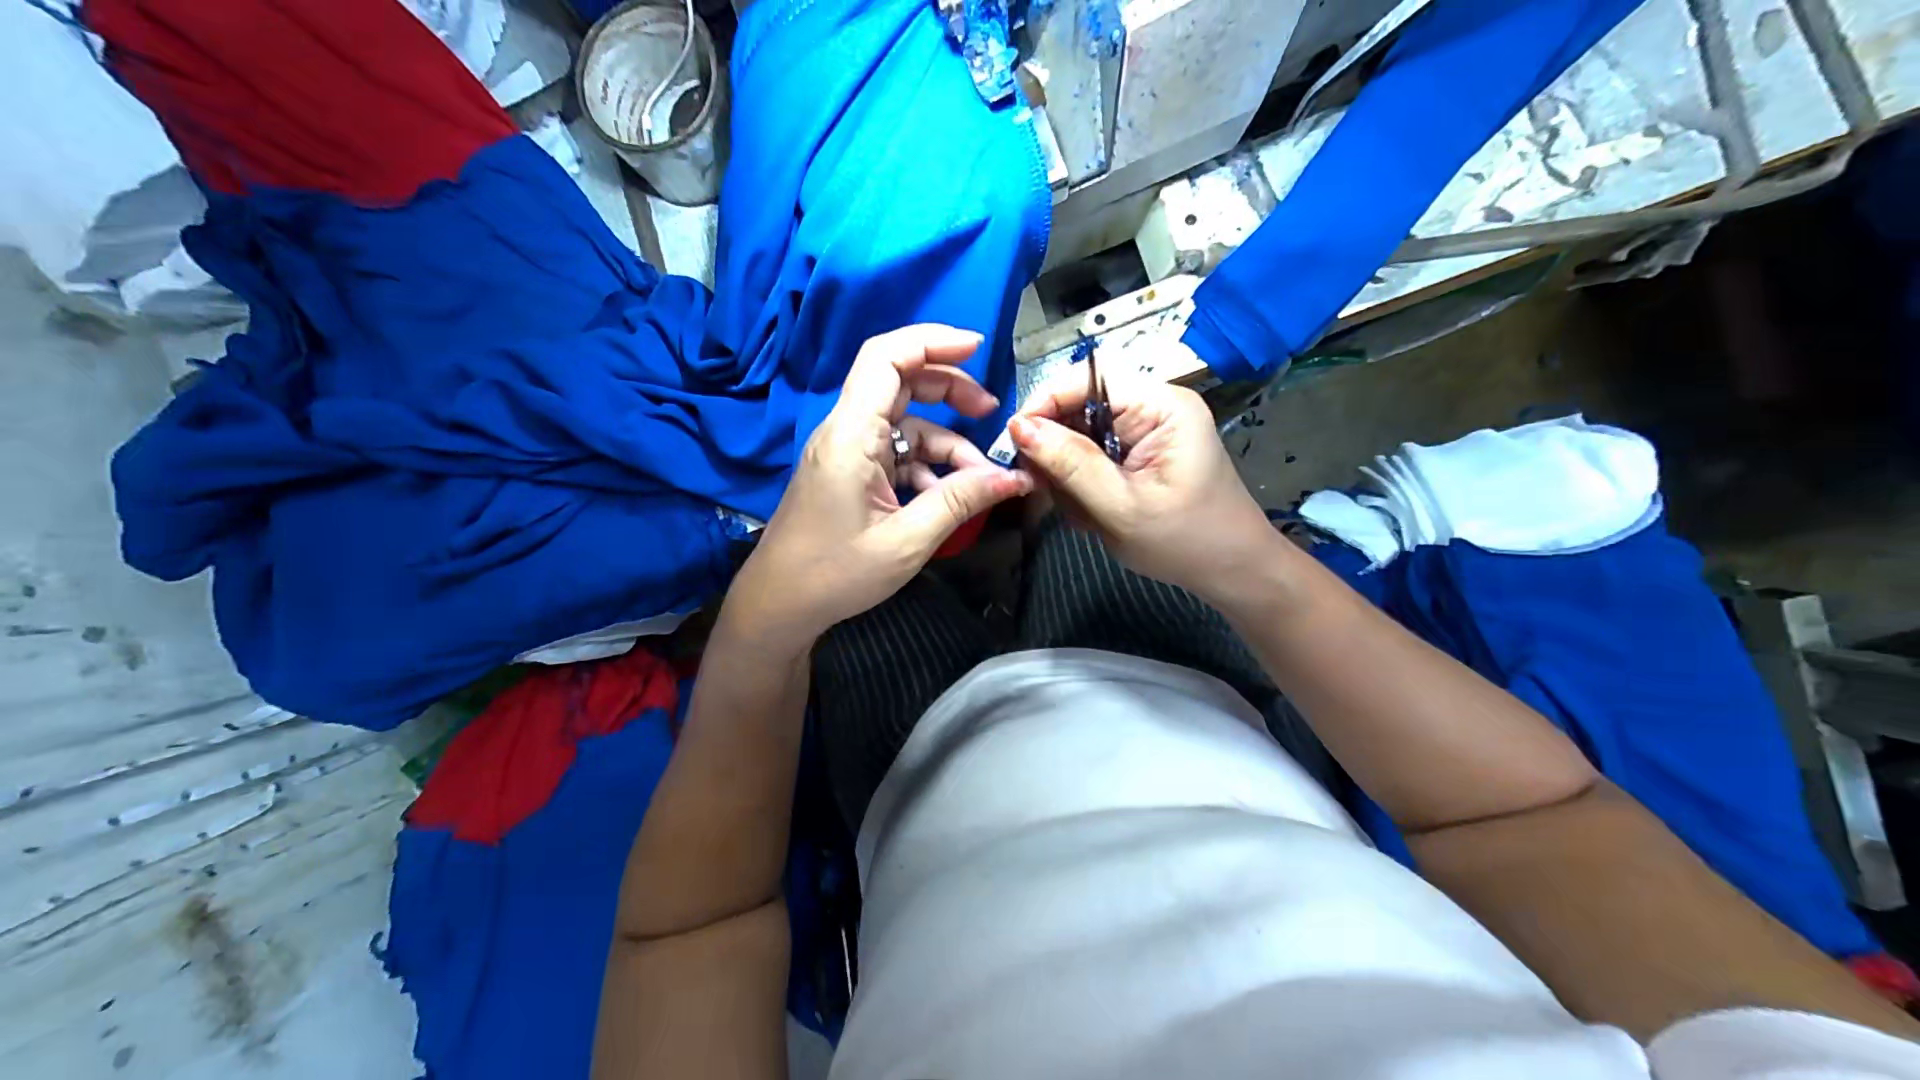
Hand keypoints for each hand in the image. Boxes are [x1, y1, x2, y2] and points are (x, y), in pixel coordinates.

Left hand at [726, 325, 1033, 645]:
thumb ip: (959, 502)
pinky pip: (897, 453)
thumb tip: (1015, 478)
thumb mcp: (906, 542)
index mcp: (851, 436)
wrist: (780, 605)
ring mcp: (848, 452)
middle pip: (900, 382)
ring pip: (905, 423)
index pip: (885, 358)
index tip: (977, 348)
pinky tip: (949, 497)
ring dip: (947, 443)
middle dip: (950, 389)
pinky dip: (928, 467)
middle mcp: (846, 432)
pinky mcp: (851, 473)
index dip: (931, 341)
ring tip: (982, 478)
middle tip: (991, 413)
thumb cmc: (835, 574)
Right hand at [1008, 358, 1275, 604]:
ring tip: (1080, 513)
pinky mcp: (1139, 451)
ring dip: (1067, 473)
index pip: (1088, 378)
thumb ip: (1070, 464)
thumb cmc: (1185, 542)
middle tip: (1044, 490)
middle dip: (1056, 447)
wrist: (1231, 570)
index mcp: (1162, 406)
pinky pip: (1091, 454)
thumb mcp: (1121, 507)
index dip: (1046, 401)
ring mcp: (1146, 429)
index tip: (1015, 441)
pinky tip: (1091, 512)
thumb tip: (1018, 426)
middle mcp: (1154, 406)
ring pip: (1079, 433)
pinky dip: (1080, 483)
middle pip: (1079, 405)